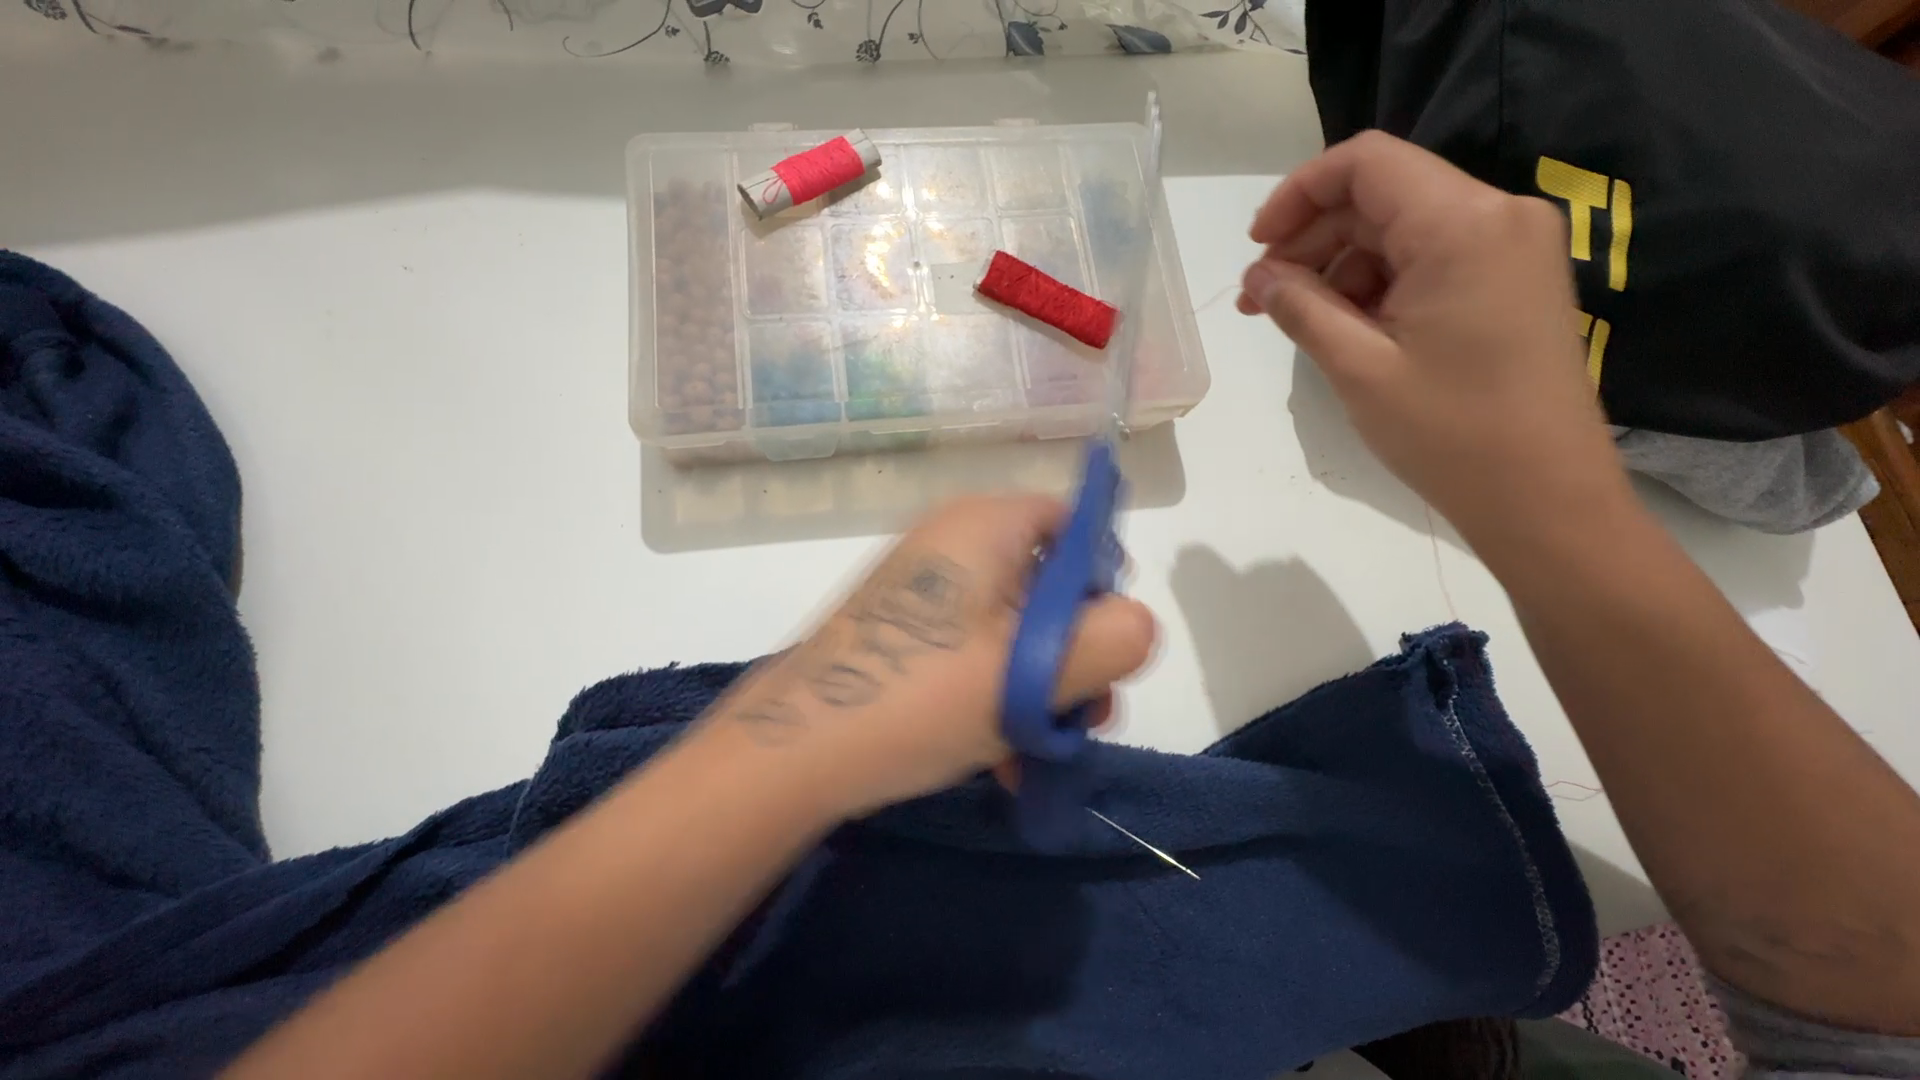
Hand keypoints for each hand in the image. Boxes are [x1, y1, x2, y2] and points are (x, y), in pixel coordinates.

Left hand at [708, 495, 1156, 817]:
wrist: (791, 750)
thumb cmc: (921, 697)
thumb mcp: (1033, 673)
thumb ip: (1111, 639)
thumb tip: (1136, 622)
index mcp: (984, 526)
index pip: (1074, 524)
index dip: (1103, 584)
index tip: (1105, 648)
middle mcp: (952, 544)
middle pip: (1046, 585)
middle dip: (1075, 656)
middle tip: (1086, 717)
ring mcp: (922, 591)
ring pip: (1012, 630)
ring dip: (1038, 690)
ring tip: (1042, 754)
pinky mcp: (903, 634)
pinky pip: (972, 653)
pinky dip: (996, 698)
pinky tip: (1005, 762)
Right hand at [1236, 131, 1632, 556]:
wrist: (1545, 496)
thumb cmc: (1449, 432)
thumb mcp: (1358, 367)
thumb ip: (1301, 307)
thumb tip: (1258, 276)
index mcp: (1464, 225)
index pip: (1366, 164)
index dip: (1298, 194)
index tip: (1256, 247)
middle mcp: (1498, 217)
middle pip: (1383, 196)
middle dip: (1312, 239)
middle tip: (1260, 299)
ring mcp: (1513, 249)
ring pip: (1403, 229)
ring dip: (1341, 266)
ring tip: (1298, 322)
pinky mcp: (1514, 282)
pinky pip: (1432, 259)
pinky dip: (1380, 284)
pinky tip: (1347, 328)